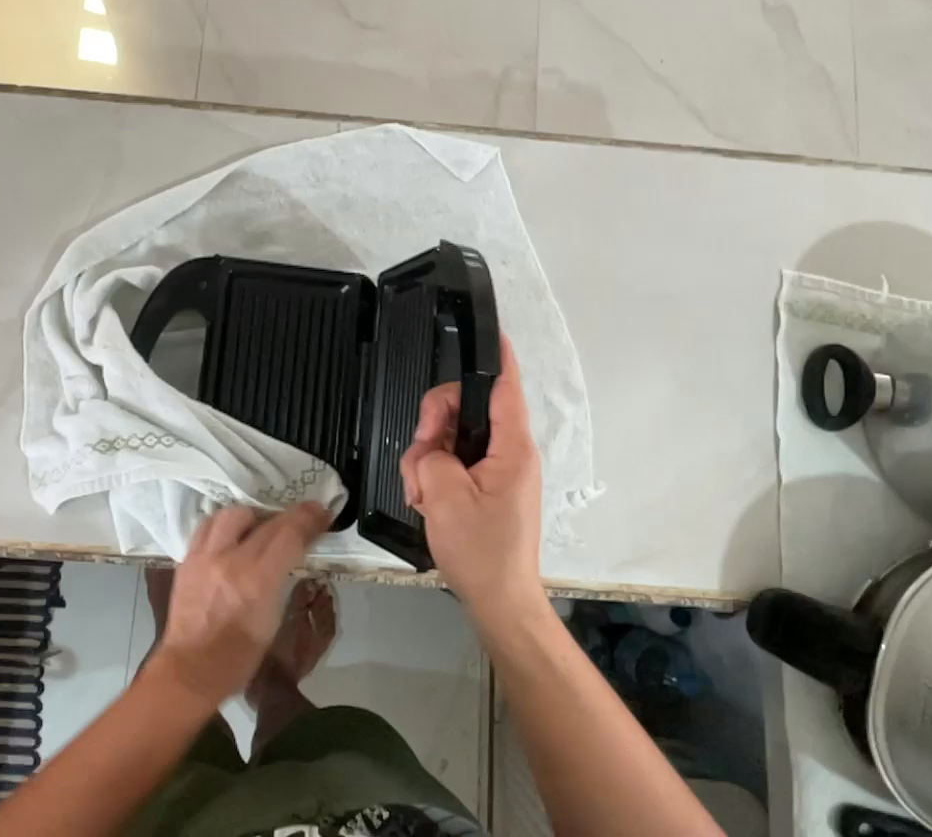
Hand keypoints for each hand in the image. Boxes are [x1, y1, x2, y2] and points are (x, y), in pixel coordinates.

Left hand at [146, 502, 329, 706]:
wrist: (191, 669)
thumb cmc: (239, 656)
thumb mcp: (273, 620)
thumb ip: (281, 581)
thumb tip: (292, 556)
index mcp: (257, 580)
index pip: (289, 535)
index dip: (309, 519)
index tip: (322, 512)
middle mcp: (231, 560)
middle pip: (265, 522)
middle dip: (290, 515)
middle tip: (302, 517)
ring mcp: (205, 557)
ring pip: (232, 514)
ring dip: (252, 516)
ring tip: (260, 527)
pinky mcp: (187, 560)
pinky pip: (207, 527)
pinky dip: (224, 525)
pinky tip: (231, 535)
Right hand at [400, 335, 544, 613]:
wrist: (498, 600)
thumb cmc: (481, 550)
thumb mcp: (445, 496)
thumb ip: (431, 456)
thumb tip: (431, 450)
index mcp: (511, 448)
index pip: (506, 387)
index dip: (497, 356)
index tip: (489, 330)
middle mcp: (509, 453)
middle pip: (466, 409)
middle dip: (434, 426)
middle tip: (420, 458)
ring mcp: (497, 471)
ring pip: (452, 439)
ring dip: (428, 460)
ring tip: (424, 496)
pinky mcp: (485, 488)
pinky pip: (453, 464)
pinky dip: (434, 478)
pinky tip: (428, 503)